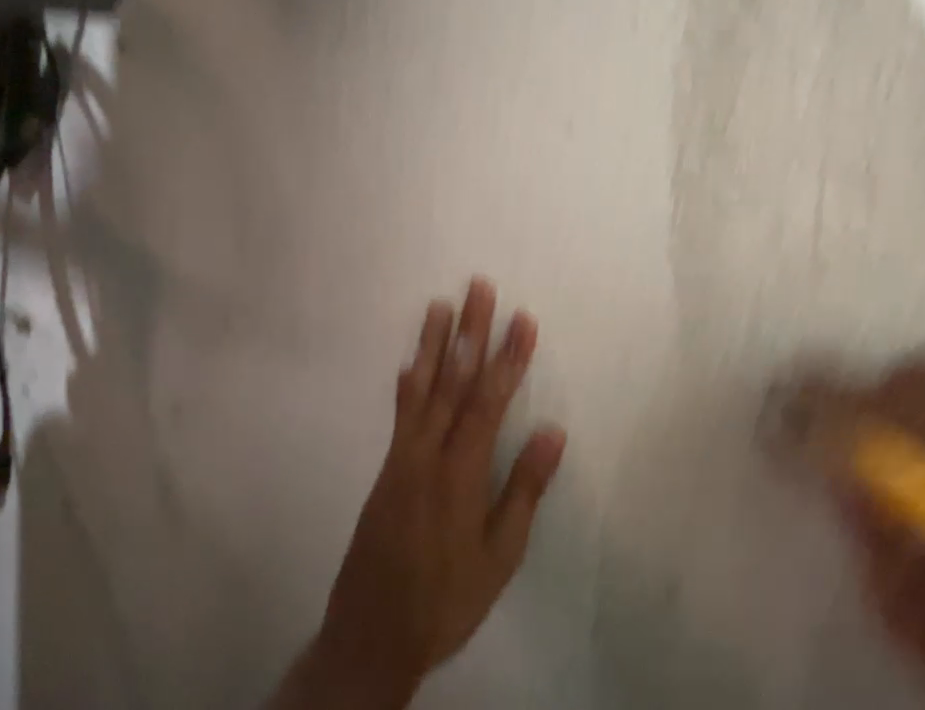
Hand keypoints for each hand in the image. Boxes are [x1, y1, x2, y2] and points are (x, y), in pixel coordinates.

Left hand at [279, 278, 565, 708]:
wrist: (371, 637)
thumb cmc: (448, 598)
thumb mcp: (500, 555)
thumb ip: (523, 490)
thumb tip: (552, 431)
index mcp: (460, 474)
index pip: (489, 402)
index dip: (508, 358)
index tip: (523, 319)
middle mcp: (427, 457)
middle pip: (452, 383)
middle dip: (469, 332)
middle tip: (478, 287)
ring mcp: (401, 463)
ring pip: (421, 391)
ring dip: (433, 345)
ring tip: (440, 305)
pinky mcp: (386, 475)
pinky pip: (400, 417)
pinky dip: (407, 385)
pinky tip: (409, 363)